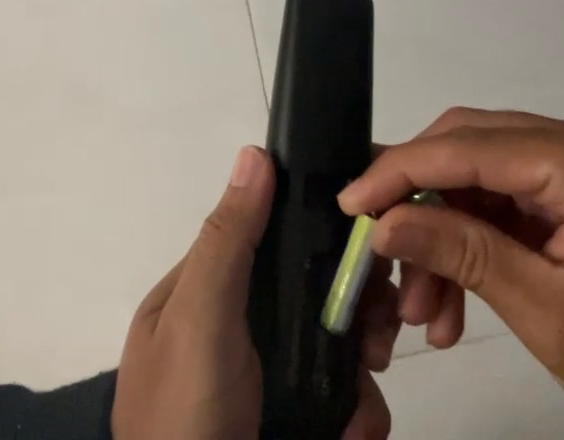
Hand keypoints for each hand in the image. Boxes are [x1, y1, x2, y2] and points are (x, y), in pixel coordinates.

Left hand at [114, 145, 393, 439]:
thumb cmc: (184, 415)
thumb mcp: (198, 321)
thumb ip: (228, 242)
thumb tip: (256, 153)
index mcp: (205, 293)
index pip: (273, 238)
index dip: (323, 237)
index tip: (372, 248)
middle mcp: (239, 330)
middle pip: (316, 295)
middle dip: (357, 313)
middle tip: (379, 337)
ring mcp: (268, 381)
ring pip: (338, 353)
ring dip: (361, 379)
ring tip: (361, 404)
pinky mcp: (296, 423)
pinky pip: (342, 405)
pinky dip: (357, 420)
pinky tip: (352, 434)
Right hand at [341, 110, 563, 439]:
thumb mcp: (554, 317)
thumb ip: (464, 255)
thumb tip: (383, 223)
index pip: (474, 144)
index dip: (403, 169)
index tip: (350, 205)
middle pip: (473, 148)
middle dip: (420, 203)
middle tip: (378, 253)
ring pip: (482, 180)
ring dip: (444, 235)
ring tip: (421, 311)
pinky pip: (507, 208)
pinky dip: (474, 248)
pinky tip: (452, 308)